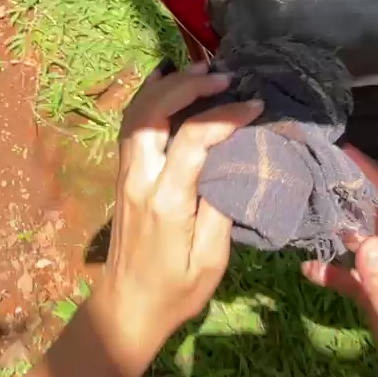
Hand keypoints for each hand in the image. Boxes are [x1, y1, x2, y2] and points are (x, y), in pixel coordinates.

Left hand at [99, 61, 262, 368]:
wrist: (126, 307)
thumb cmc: (175, 291)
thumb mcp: (210, 262)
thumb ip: (221, 210)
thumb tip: (233, 164)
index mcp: (166, 201)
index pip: (193, 141)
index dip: (224, 116)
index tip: (254, 105)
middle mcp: (140, 177)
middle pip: (153, 113)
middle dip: (188, 85)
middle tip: (224, 76)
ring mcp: (126, 172)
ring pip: (137, 112)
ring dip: (168, 84)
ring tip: (201, 69)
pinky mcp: (123, 172)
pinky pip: (130, 122)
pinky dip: (147, 95)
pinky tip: (165, 79)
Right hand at [303, 148, 377, 376]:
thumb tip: (364, 238)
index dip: (371, 174)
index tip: (343, 149)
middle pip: (377, 214)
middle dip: (352, 188)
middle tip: (315, 167)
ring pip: (364, 240)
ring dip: (340, 222)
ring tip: (307, 205)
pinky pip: (357, 276)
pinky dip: (335, 269)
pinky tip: (308, 271)